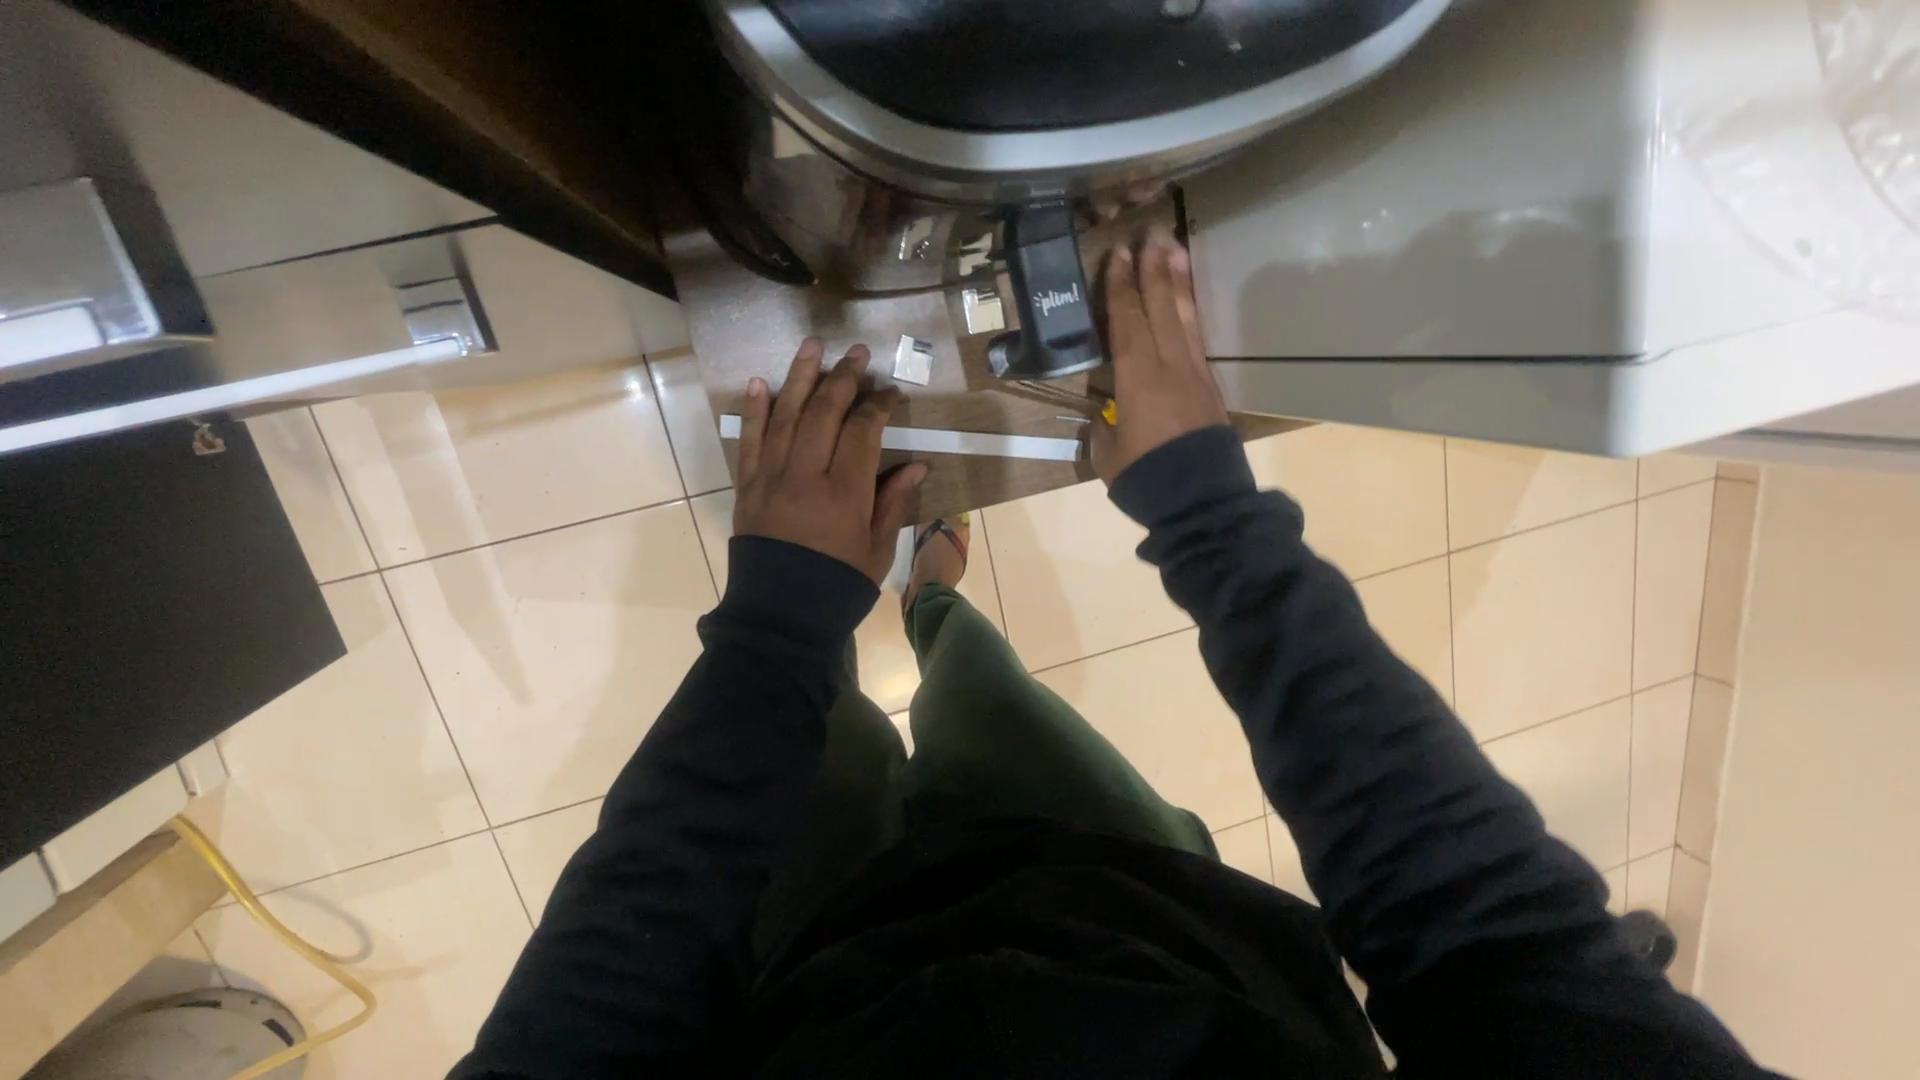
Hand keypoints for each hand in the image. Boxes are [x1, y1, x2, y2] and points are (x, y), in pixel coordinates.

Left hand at [734, 339, 928, 583]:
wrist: (781, 617)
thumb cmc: (838, 586)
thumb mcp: (877, 550)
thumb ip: (893, 503)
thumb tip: (917, 464)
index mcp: (844, 494)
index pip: (862, 432)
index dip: (878, 406)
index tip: (890, 393)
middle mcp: (805, 476)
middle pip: (824, 413)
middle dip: (843, 379)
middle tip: (857, 354)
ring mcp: (771, 479)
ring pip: (785, 417)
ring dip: (799, 378)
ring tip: (811, 347)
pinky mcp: (747, 488)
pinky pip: (749, 441)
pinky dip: (754, 411)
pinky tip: (758, 383)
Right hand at [1089, 226, 1228, 485]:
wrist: (1202, 503)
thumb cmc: (1147, 481)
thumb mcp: (1109, 458)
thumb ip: (1104, 429)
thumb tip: (1105, 414)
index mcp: (1138, 381)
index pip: (1128, 323)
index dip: (1121, 288)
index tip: (1118, 255)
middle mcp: (1170, 367)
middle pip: (1160, 309)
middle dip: (1153, 269)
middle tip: (1149, 232)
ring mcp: (1195, 374)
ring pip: (1186, 317)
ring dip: (1178, 281)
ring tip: (1173, 247)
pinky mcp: (1210, 387)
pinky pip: (1198, 338)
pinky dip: (1192, 311)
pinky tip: (1189, 299)